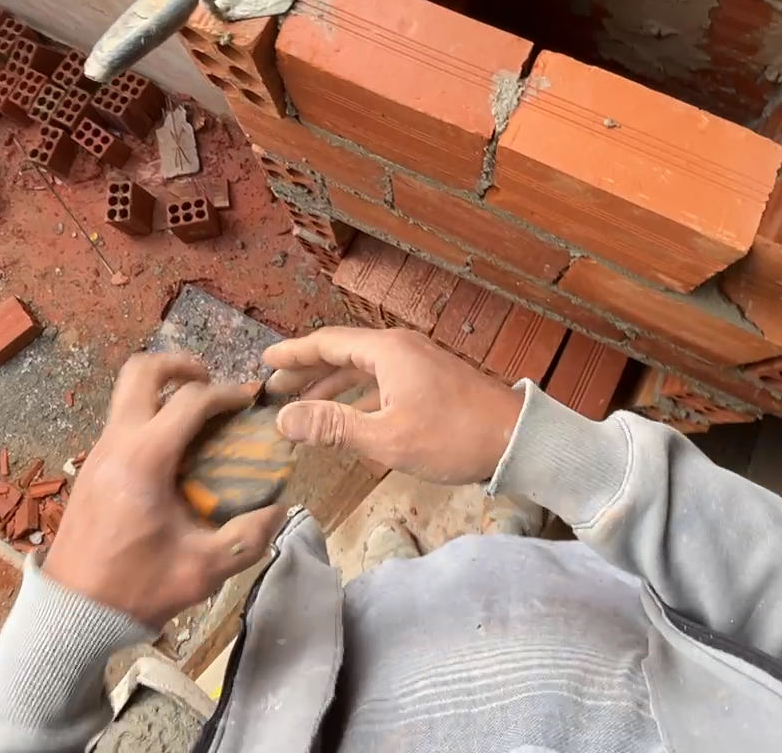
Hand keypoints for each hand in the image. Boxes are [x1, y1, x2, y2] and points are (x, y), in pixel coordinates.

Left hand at [44, 353, 285, 627]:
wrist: (68, 616)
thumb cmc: (134, 589)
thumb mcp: (202, 570)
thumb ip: (248, 538)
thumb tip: (278, 509)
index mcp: (146, 459)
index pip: (192, 399)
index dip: (227, 393)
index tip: (249, 402)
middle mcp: (118, 442)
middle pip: (143, 370)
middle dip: (181, 365)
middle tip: (210, 384)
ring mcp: (99, 451)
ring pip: (127, 390)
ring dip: (164, 389)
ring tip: (196, 415)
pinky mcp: (92, 466)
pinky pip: (123, 417)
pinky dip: (151, 414)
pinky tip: (174, 449)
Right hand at [264, 327, 523, 484]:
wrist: (516, 438)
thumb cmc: (450, 437)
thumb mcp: (386, 437)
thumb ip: (333, 426)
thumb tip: (284, 419)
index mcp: (386, 350)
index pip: (327, 342)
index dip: (294, 353)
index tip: (265, 361)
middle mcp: (398, 347)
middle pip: (343, 351)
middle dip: (308, 369)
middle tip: (275, 386)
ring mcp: (416, 361)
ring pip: (362, 367)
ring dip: (332, 383)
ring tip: (302, 401)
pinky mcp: (429, 379)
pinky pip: (381, 379)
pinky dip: (357, 394)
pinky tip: (346, 414)